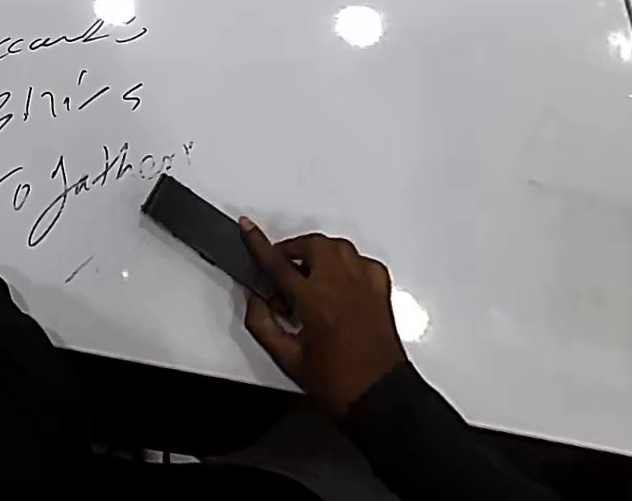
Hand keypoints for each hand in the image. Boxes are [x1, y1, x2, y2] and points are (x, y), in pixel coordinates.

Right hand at [238, 219, 406, 417]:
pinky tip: (340, 277)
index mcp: (315, 304)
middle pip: (312, 244)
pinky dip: (349, 263)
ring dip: (319, 252)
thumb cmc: (341, 386)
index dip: (257, 242)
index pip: (278, 262)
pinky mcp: (381, 295)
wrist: (384, 405)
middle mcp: (341, 289)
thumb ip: (261, 324)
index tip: (247, 227)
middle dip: (292, 249)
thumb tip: (255, 299)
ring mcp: (365, 288)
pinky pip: (363, 262)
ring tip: (309, 270)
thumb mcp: (286, 359)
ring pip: (338, 247)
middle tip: (282, 265)